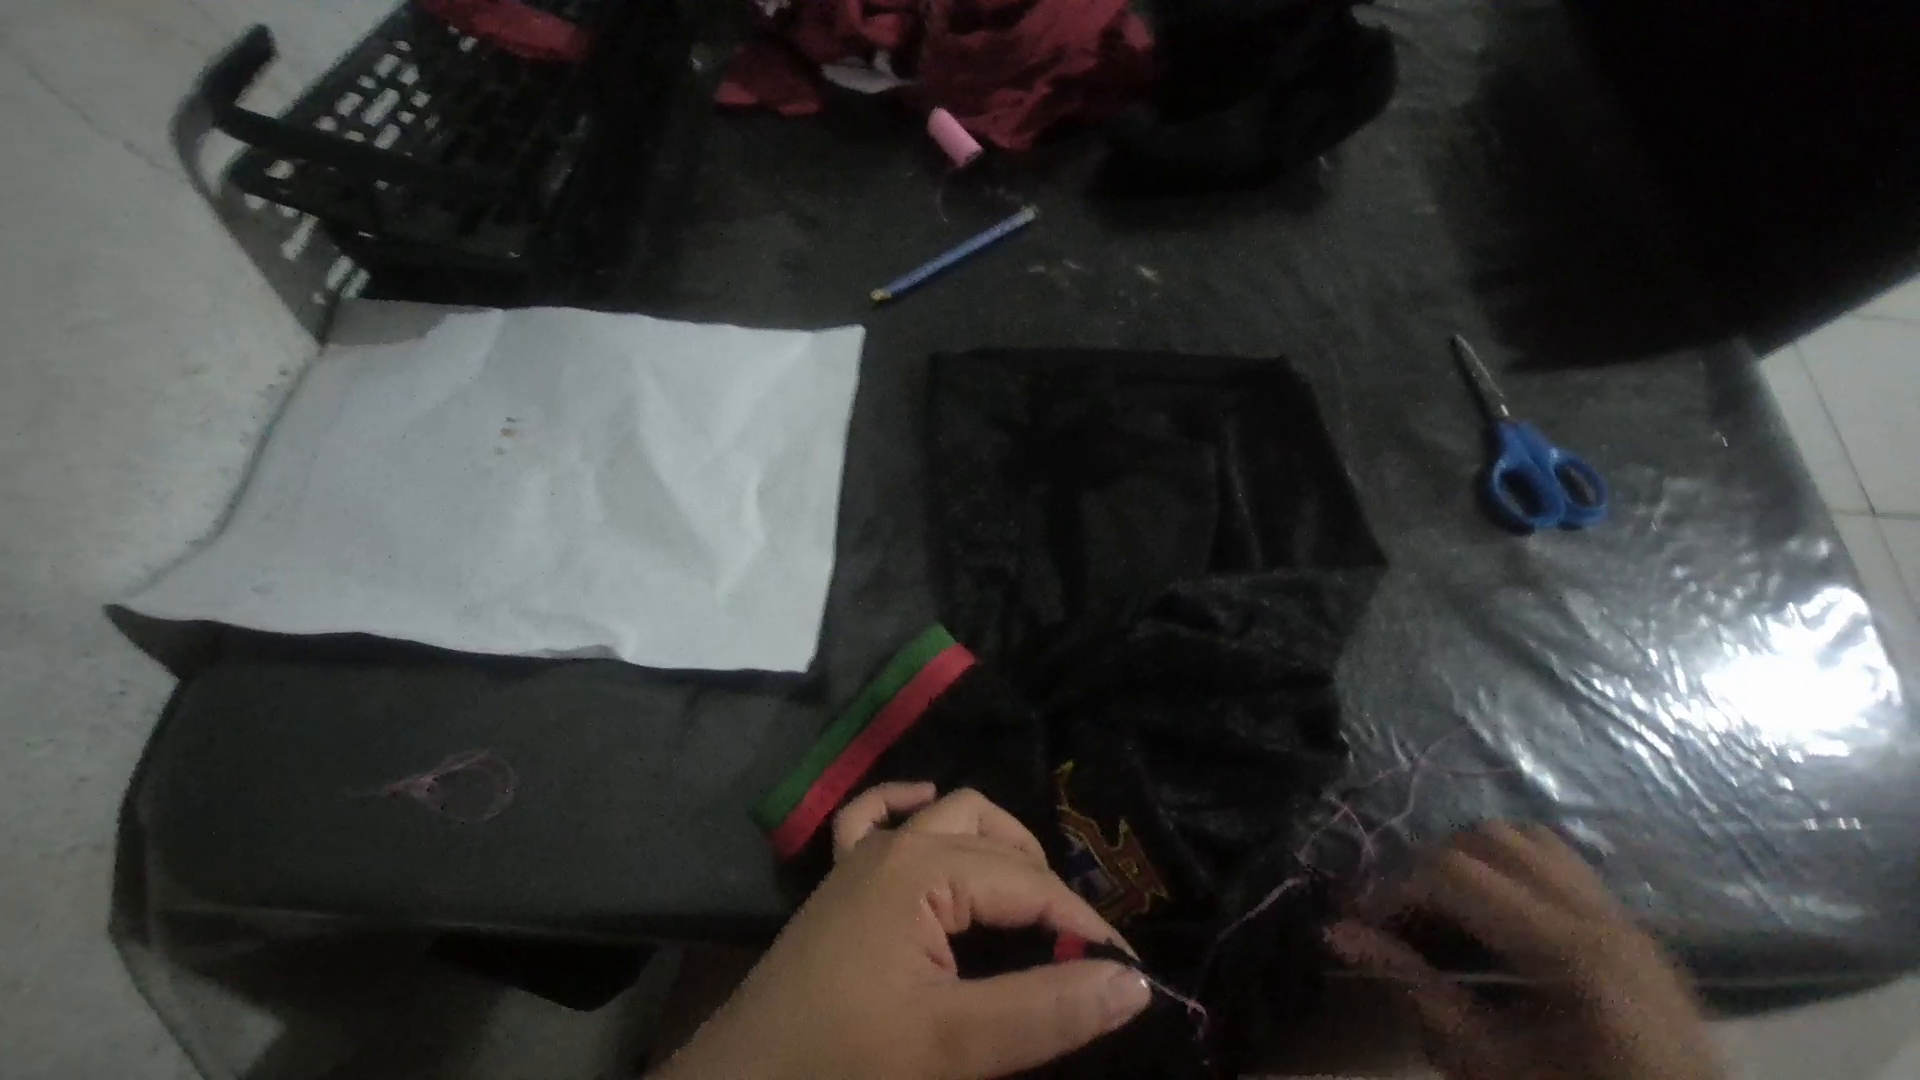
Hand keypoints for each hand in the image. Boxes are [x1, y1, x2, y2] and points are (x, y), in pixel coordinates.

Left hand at [654, 787, 1151, 1079]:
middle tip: (1075, 947)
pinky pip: (875, 817)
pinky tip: (928, 812)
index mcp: (924, 869)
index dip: (1082, 924)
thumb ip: (1044, 1011)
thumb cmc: (843, 1061)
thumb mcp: (951, 1046)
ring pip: (946, 816)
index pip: (1028, 884)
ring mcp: (861, 856)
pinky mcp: (839, 879)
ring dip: (994, 842)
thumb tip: (1131, 982)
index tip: (1126, 970)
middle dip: (1043, 887)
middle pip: (994, 842)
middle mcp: (895, 844)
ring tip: (1029, 896)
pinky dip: (909, 808)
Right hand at [1325, 822, 1724, 1079]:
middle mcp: (1600, 915)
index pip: (1455, 873)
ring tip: (1447, 908)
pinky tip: (1496, 912)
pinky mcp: (1629, 923)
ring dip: (1469, 858)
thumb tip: (1335, 932)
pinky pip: (1559, 858)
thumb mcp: (1485, 1064)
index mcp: (1570, 953)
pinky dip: (1511, 866)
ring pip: (1522, 836)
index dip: (1396, 891)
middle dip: (1428, 868)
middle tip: (1403, 919)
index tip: (1363, 925)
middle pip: (1485, 839)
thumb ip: (1412, 987)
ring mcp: (1622, 914)